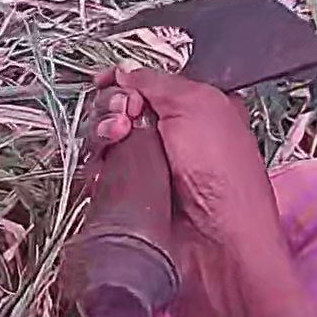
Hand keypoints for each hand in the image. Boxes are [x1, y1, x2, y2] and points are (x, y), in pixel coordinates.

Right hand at [92, 64, 316, 316]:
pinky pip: (98, 172)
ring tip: (115, 141)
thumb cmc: (219, 173)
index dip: (125, 83)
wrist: (213, 244)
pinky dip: (96, 166)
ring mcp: (145, 168)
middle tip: (124, 118)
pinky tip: (104, 169)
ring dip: (103, 133)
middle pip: (119, 109)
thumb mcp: (199, 106)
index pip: (146, 86)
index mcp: (195, 110)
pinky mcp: (126, 195)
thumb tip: (123, 72)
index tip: (110, 84)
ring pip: (104, 139)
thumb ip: (157, 83)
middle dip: (113, 107)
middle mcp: (169, 137)